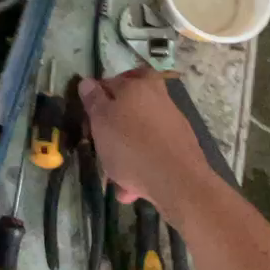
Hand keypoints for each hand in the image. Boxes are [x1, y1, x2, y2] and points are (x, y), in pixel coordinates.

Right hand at [78, 67, 212, 211]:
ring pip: (143, 130)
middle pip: (132, 102)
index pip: (110, 81)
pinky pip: (156, 151)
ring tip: (117, 177)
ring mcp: (173, 122)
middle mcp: (157, 97)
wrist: (180, 183)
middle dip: (118, 119)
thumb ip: (93, 101)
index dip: (97, 98)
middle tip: (106, 137)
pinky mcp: (182, 146)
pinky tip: (134, 188)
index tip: (89, 118)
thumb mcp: (101, 122)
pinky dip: (144, 163)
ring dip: (129, 149)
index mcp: (135, 86)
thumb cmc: (131, 147)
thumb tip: (87, 81)